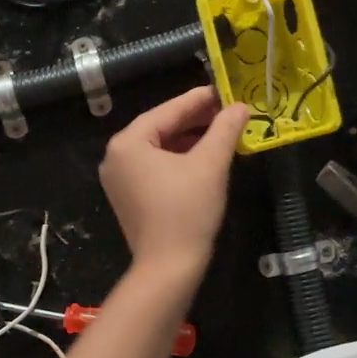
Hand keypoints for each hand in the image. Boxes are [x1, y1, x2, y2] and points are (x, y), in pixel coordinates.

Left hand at [99, 86, 247, 273]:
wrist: (168, 267)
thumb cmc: (187, 211)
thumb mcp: (210, 165)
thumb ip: (225, 130)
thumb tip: (240, 107)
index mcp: (128, 143)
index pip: (168, 111)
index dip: (199, 100)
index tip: (224, 90)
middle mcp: (116, 157)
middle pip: (160, 128)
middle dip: (195, 120)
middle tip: (227, 111)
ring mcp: (119, 180)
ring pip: (159, 149)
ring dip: (189, 140)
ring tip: (221, 132)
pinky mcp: (129, 198)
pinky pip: (155, 168)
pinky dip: (178, 160)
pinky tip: (204, 157)